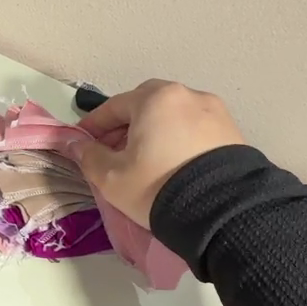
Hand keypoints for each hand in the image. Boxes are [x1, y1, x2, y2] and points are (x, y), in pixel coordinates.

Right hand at [74, 79, 244, 227]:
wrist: (219, 211)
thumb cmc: (156, 185)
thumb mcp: (110, 177)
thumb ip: (88, 155)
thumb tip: (75, 143)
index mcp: (155, 99)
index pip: (113, 106)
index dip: (92, 125)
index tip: (81, 142)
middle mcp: (187, 95)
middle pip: (145, 103)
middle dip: (125, 122)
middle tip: (113, 148)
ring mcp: (214, 111)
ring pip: (171, 114)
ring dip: (152, 129)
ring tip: (143, 157)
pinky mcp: (231, 131)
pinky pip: (193, 127)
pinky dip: (176, 138)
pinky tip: (170, 161)